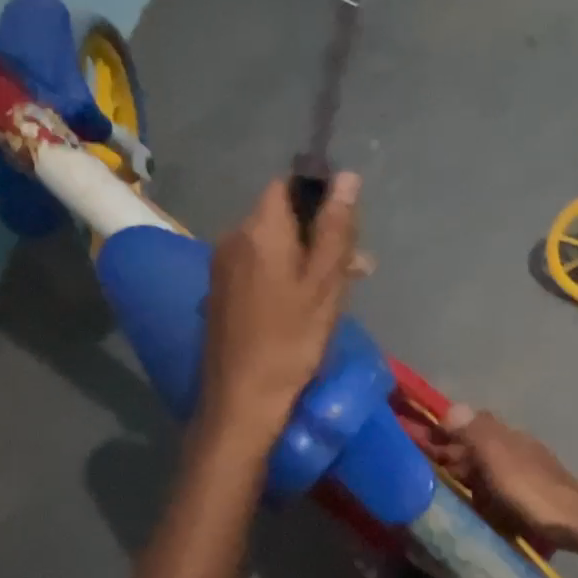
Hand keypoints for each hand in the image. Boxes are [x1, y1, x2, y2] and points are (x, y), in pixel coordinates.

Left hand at [198, 172, 361, 442]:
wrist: (242, 400)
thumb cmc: (290, 341)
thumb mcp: (324, 284)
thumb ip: (335, 229)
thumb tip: (345, 177)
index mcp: (259, 230)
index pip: (287, 185)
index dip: (319, 195)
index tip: (347, 224)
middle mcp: (233, 238)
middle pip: (281, 216)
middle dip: (319, 232)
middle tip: (356, 266)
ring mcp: (223, 267)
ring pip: (272, 244)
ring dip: (306, 256)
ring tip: (341, 288)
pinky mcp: (221, 294)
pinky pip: (259, 267)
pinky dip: (286, 274)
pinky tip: (308, 303)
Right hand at [428, 406, 577, 551]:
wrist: (574, 523)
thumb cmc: (531, 491)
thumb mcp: (498, 458)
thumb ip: (475, 433)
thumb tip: (451, 407)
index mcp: (505, 437)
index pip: (468, 423)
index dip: (443, 429)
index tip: (415, 437)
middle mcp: (513, 448)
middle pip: (474, 445)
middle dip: (448, 451)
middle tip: (418, 465)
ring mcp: (522, 472)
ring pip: (483, 466)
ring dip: (461, 471)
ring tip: (435, 484)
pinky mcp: (526, 495)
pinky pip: (493, 486)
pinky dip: (477, 489)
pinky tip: (468, 501)